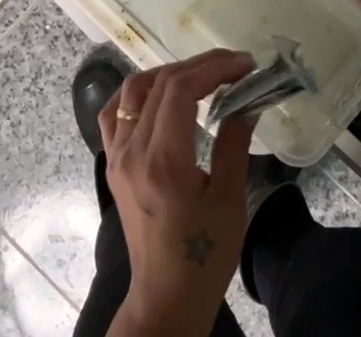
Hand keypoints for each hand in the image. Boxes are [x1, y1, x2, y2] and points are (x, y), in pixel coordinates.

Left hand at [100, 49, 256, 335]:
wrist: (167, 295)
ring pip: (133, 91)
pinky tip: (160, 94)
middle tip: (235, 65)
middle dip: (200, 66)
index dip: (214, 68)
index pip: (180, 89)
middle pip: (159, 84)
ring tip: (202, 76)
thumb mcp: (230, 199)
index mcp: (162, 160)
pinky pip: (114, 114)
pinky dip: (138, 93)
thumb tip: (247, 102)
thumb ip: (235, 144)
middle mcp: (132, 151)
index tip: (245, 64)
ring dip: (169, 73)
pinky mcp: (113, 166)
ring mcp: (116, 157)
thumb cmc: (205, 253)